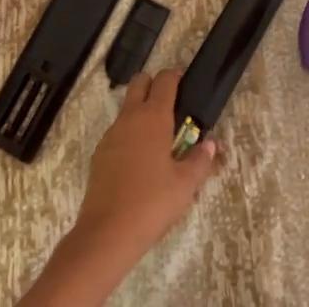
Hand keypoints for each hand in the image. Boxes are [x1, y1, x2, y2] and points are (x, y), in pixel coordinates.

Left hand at [73, 69, 220, 257]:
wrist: (107, 231)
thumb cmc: (152, 202)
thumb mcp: (185, 184)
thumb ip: (199, 160)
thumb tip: (208, 144)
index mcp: (153, 117)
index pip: (164, 80)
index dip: (175, 76)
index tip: (185, 81)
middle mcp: (130, 118)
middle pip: (140, 83)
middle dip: (154, 85)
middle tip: (172, 106)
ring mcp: (111, 134)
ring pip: (127, 107)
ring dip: (141, 111)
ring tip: (160, 139)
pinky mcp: (100, 152)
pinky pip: (118, 131)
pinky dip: (130, 133)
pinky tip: (140, 161)